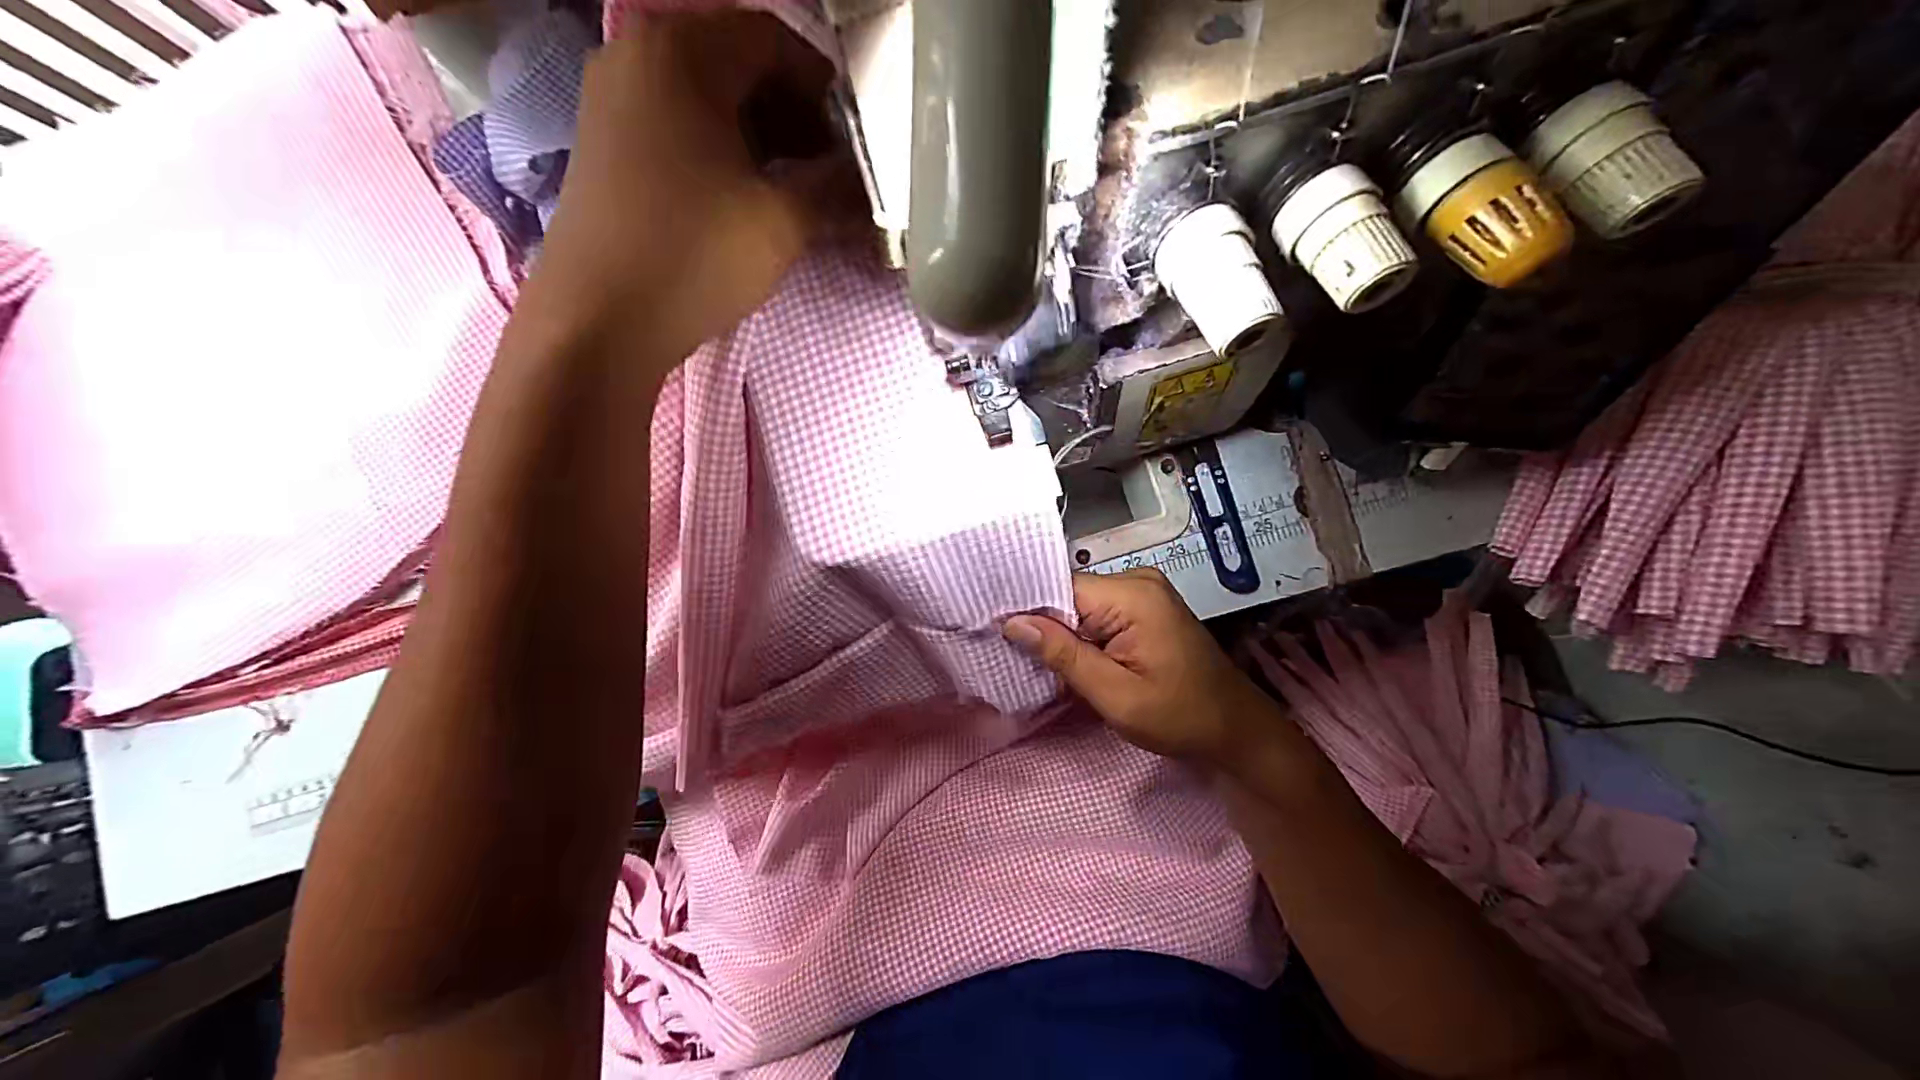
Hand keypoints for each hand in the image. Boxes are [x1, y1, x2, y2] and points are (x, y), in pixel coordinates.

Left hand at [537, 12, 852, 352]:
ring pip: (708, 97)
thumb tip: (866, 180)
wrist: (599, 321)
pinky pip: (679, 124)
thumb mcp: (781, 222)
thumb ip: (834, 187)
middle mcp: (638, 55)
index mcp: (681, 53)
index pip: (772, 38)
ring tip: (794, 187)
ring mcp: (614, 100)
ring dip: (761, 134)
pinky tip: (746, 197)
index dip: (822, 86)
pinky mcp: (606, 144)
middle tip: (828, 166)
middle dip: (793, 111)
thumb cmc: (694, 256)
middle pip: (737, 62)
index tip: (851, 138)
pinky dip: (722, 148)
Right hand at [1001, 569, 1284, 764]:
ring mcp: (1143, 592)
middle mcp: (1137, 580)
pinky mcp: (1144, 608)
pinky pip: (1097, 613)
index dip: (1027, 611)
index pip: (1059, 588)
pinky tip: (1068, 659)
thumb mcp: (1115, 695)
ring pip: (1079, 605)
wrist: (1237, 730)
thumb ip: (1063, 655)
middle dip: (1043, 626)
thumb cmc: (1180, 717)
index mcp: (1132, 595)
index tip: (992, 632)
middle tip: (1009, 655)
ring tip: (1034, 661)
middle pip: (1068, 594)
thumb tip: (1012, 622)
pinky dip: (1081, 637)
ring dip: (1061, 634)